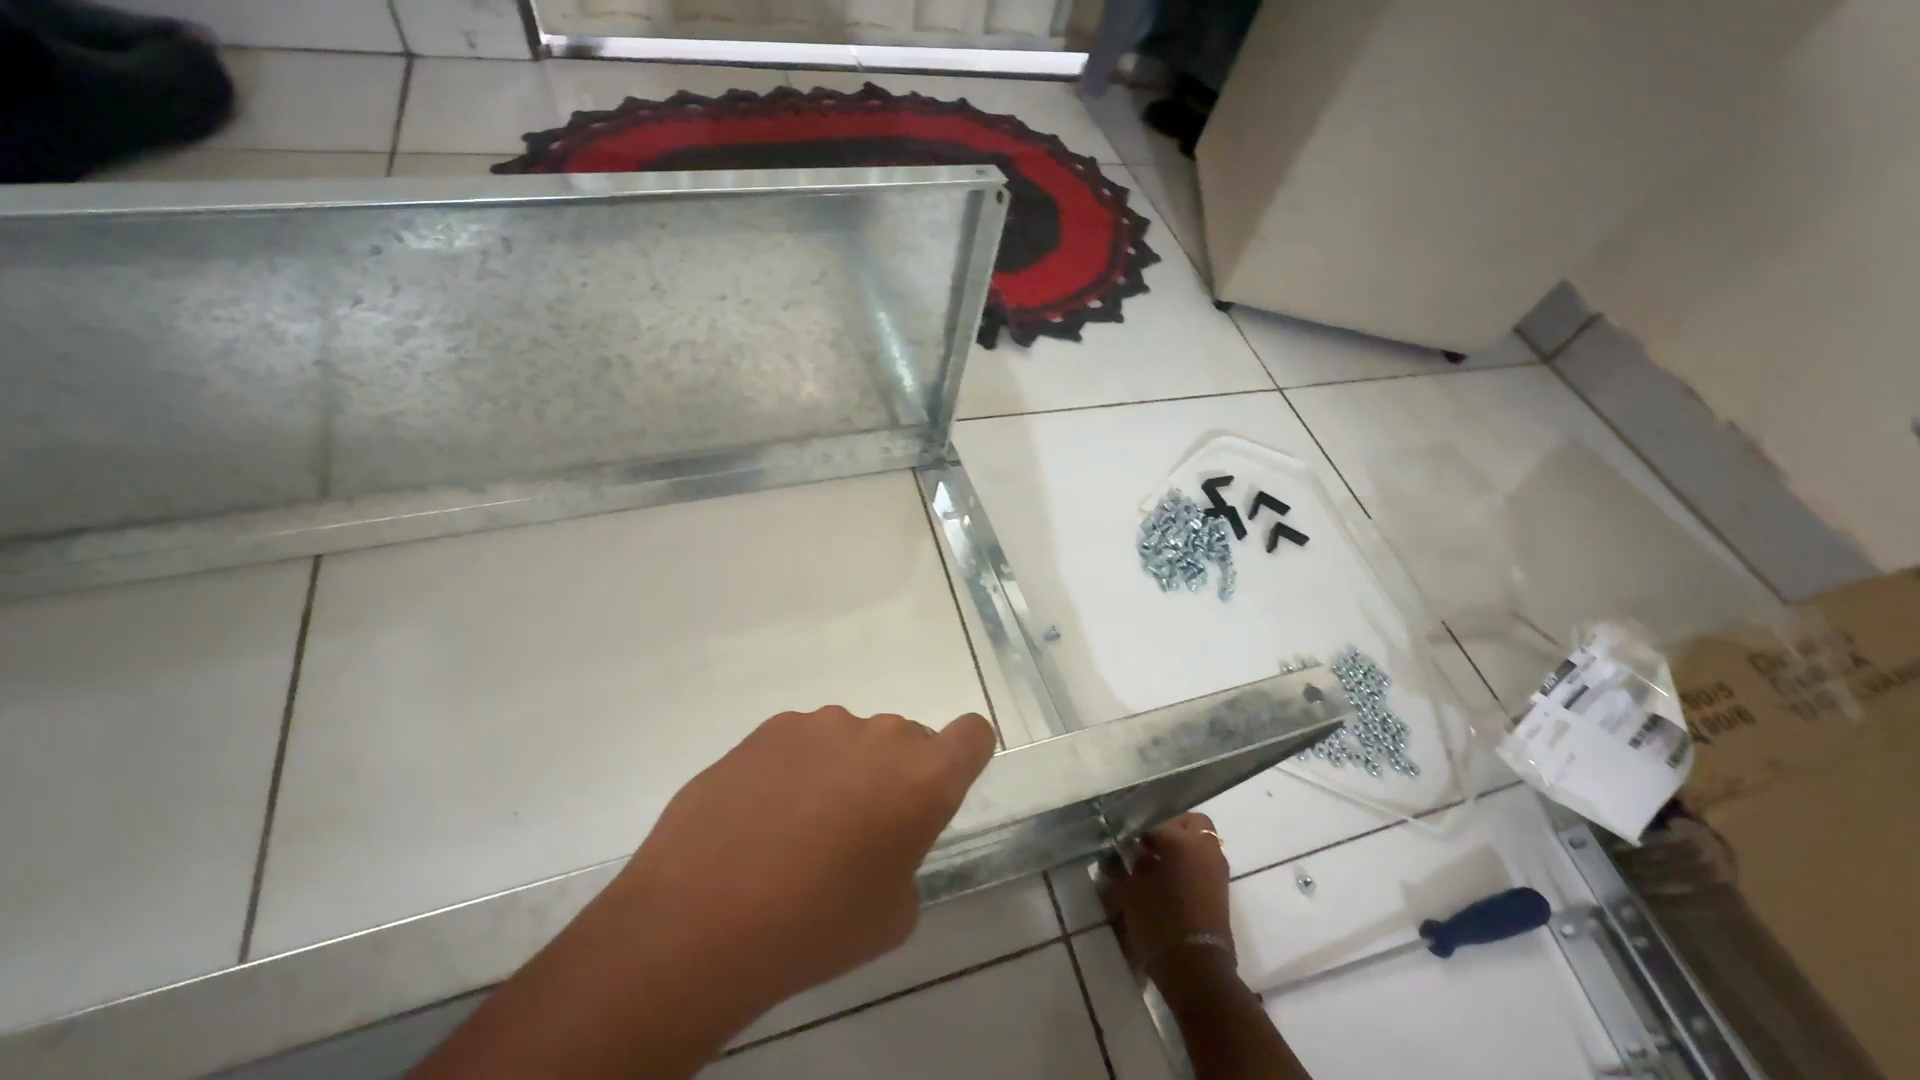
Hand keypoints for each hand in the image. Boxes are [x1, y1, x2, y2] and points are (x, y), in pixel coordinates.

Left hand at [608, 707, 996, 1012]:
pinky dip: (794, 771)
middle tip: (855, 834)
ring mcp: (818, 725)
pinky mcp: (765, 729)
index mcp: (924, 778)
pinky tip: (758, 819)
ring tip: (795, 830)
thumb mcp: (892, 914)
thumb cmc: (816, 928)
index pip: (973, 735)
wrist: (701, 918)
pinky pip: (801, 743)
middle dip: (892, 777)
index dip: (963, 757)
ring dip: (840, 771)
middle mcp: (879, 737)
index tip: (936, 792)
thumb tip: (876, 839)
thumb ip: (904, 858)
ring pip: (849, 740)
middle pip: (905, 741)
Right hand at [1102, 813, 1232, 977]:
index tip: (1126, 846)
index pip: (1156, 824)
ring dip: (1182, 849)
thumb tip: (1118, 856)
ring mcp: (1218, 869)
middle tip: (1148, 848)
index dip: (1138, 834)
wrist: (1195, 967)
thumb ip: (1121, 868)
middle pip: (1191, 824)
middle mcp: (1205, 847)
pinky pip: (1205, 864)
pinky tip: (1170, 885)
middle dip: (1171, 829)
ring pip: (1201, 843)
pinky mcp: (1222, 890)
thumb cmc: (1158, 921)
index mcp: (1182, 840)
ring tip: (1157, 869)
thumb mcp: (1129, 892)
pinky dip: (1190, 866)